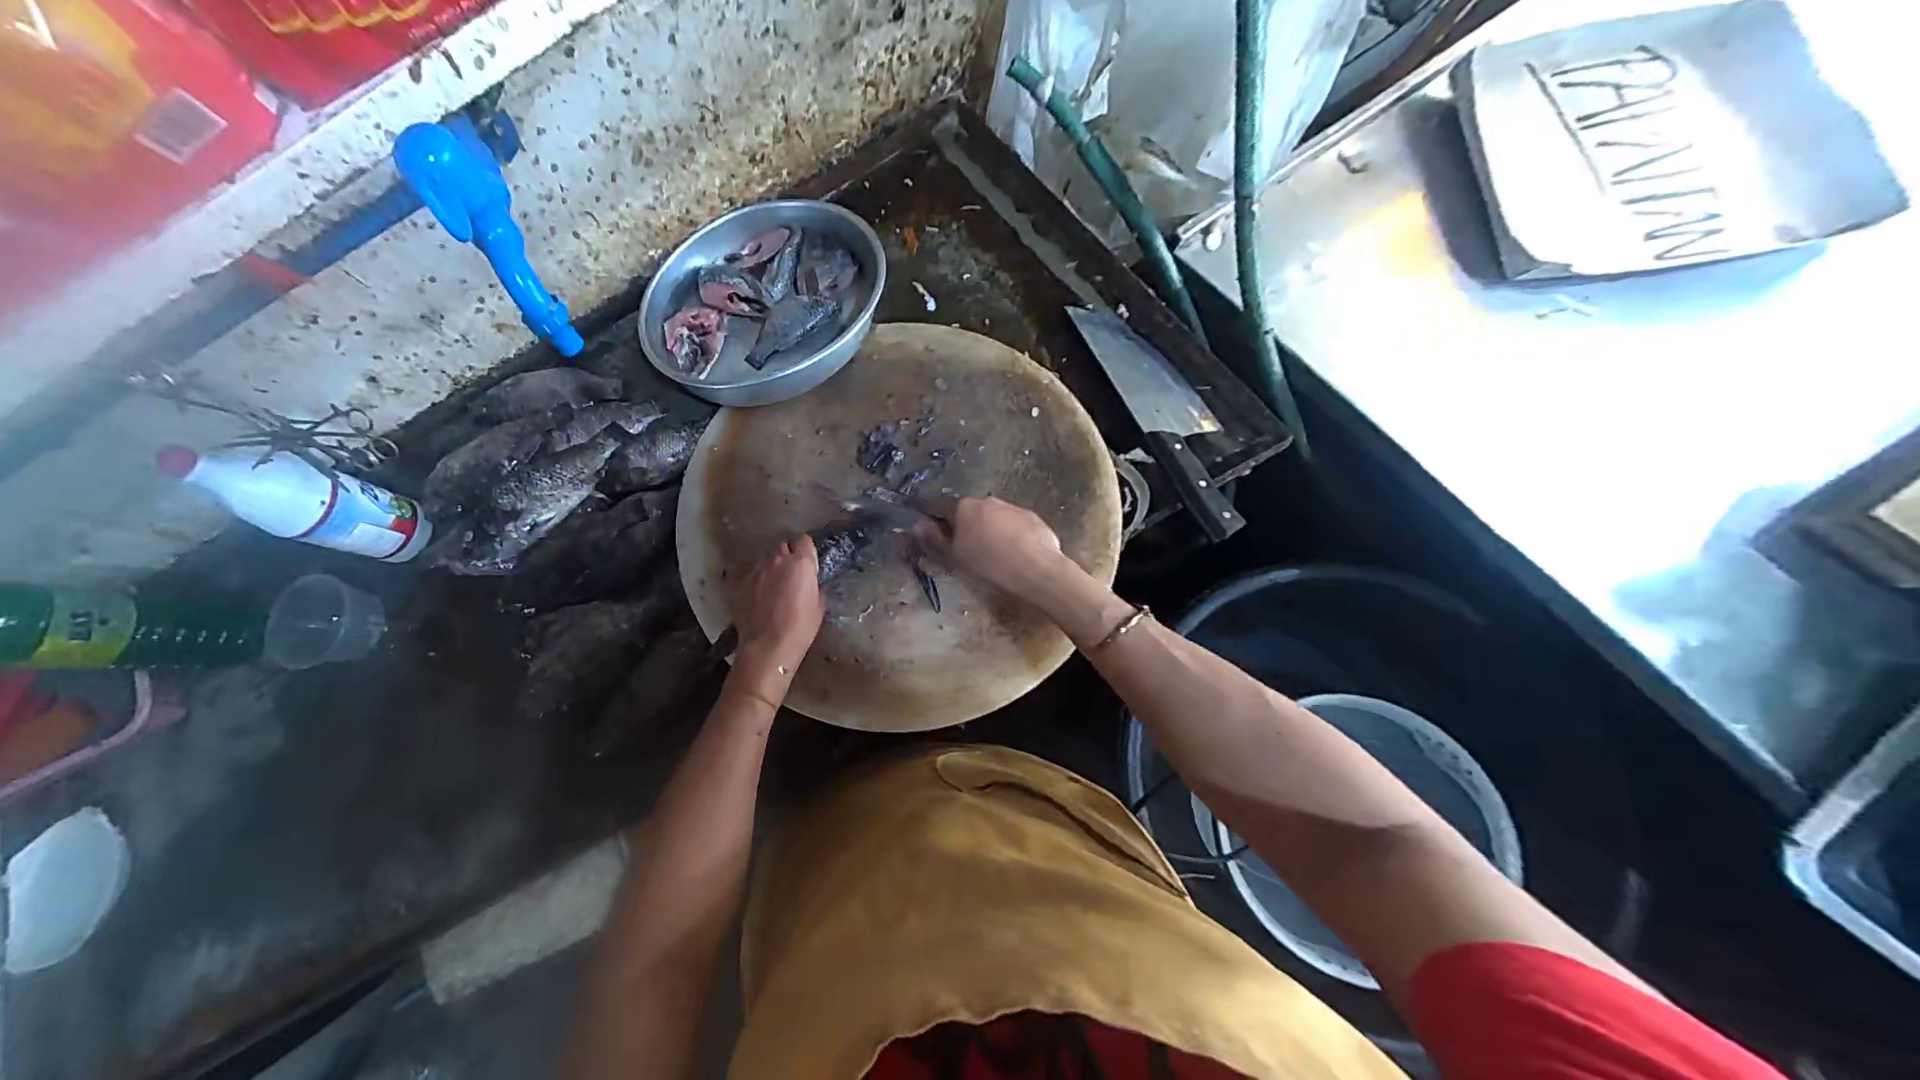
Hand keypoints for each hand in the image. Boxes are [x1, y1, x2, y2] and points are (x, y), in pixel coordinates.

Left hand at [732, 535, 823, 675]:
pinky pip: (749, 575)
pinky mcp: (739, 582)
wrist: (767, 646)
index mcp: (801, 563)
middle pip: (783, 547)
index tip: (806, 562)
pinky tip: (756, 598)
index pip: (804, 540)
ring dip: (770, 569)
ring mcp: (755, 569)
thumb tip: (808, 582)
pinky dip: (754, 582)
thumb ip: (814, 585)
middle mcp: (777, 559)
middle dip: (787, 558)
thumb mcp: (818, 606)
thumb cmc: (800, 628)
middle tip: (789, 576)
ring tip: (771, 589)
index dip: (805, 551)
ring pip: (765, 561)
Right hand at [915, 495, 1067, 596]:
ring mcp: (1012, 507)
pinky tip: (1014, 554)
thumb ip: (933, 539)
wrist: (1036, 571)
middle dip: (964, 526)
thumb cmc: (988, 566)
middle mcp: (987, 500)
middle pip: (968, 511)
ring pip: (992, 517)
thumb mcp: (954, 558)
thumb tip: (916, 525)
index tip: (932, 534)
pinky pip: (1013, 524)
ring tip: (992, 555)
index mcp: (963, 506)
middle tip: (965, 550)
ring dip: (988, 530)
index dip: (932, 520)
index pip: (938, 507)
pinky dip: (1009, 535)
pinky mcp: (1033, 518)